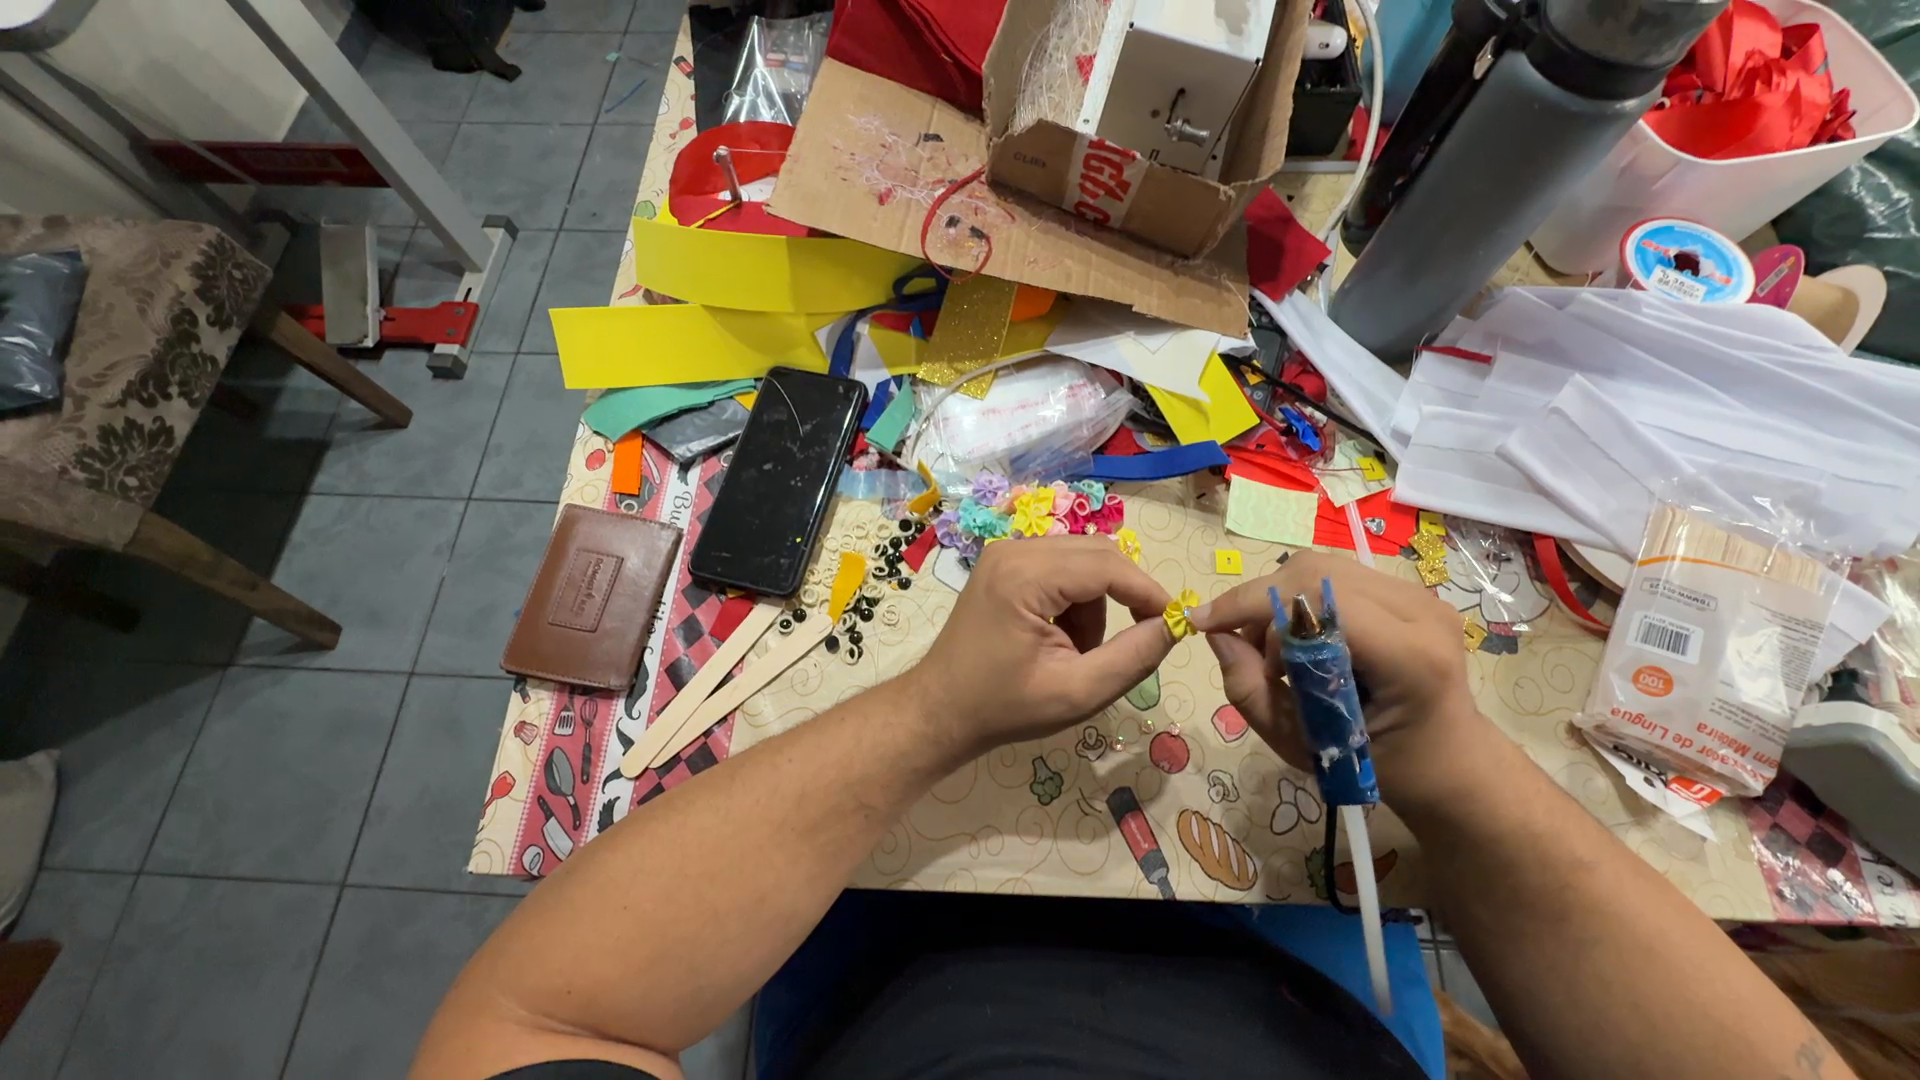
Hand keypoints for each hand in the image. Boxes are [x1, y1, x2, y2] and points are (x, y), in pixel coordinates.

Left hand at [908, 535, 1174, 755]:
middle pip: (1097, 553)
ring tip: (1078, 651)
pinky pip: (1060, 567)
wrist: (942, 710)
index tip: (1174, 624)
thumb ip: (1133, 657)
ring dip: (1096, 602)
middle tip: (1128, 643)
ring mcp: (1005, 553)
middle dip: (1122, 596)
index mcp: (1024, 576)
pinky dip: (1075, 599)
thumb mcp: (1077, 693)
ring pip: (1082, 559)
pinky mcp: (1004, 564)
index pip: (1107, 565)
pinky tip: (1058, 638)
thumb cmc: (1004, 707)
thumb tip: (1174, 625)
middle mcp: (1014, 550)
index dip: (1147, 592)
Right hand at [1189, 551, 1494, 812]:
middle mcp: (1421, 613)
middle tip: (1242, 649)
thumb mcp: (1304, 747)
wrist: (1451, 764)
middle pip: (1315, 573)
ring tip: (1269, 649)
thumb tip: (1216, 637)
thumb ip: (1252, 692)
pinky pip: (1334, 577)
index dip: (1252, 604)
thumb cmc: (1380, 769)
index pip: (1316, 601)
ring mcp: (1419, 596)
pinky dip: (1298, 599)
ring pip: (1320, 568)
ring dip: (1277, 599)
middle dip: (1260, 602)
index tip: (1205, 625)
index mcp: (1409, 658)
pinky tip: (1296, 639)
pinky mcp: (1408, 592)